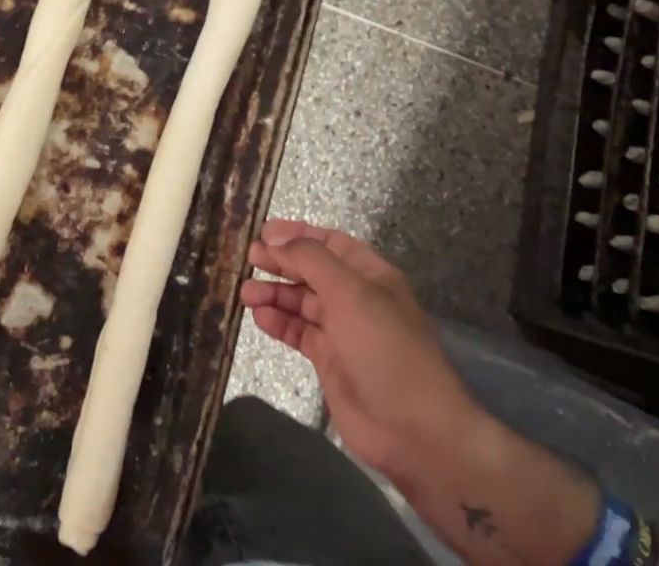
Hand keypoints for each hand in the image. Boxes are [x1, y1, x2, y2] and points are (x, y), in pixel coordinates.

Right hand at [240, 218, 481, 480]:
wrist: (412, 427)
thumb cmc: (384, 348)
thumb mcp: (349, 292)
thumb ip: (310, 259)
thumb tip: (275, 238)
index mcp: (371, 276)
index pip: (331, 242)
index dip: (298, 234)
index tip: (263, 231)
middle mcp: (357, 299)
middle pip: (312, 271)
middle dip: (281, 263)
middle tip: (248, 259)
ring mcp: (343, 332)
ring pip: (302, 303)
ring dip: (274, 294)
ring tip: (246, 293)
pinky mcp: (330, 361)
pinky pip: (299, 333)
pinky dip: (278, 323)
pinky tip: (259, 318)